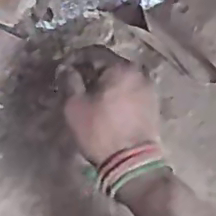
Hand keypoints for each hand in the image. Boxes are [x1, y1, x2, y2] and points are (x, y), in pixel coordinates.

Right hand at [60, 47, 160, 165]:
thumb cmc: (100, 131)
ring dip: (103, 82)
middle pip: (109, 63)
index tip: (62, 69)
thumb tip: (66, 68)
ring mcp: (149, 89)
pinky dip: (116, 93)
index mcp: (121, 68)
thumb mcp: (75, 105)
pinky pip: (129, 90)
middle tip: (73, 83)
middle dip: (90, 70)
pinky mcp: (152, 105)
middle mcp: (139, 73)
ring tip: (88, 96)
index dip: (74, 58)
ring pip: (120, 78)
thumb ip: (69, 80)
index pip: (93, 52)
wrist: (133, 163)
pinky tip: (105, 106)